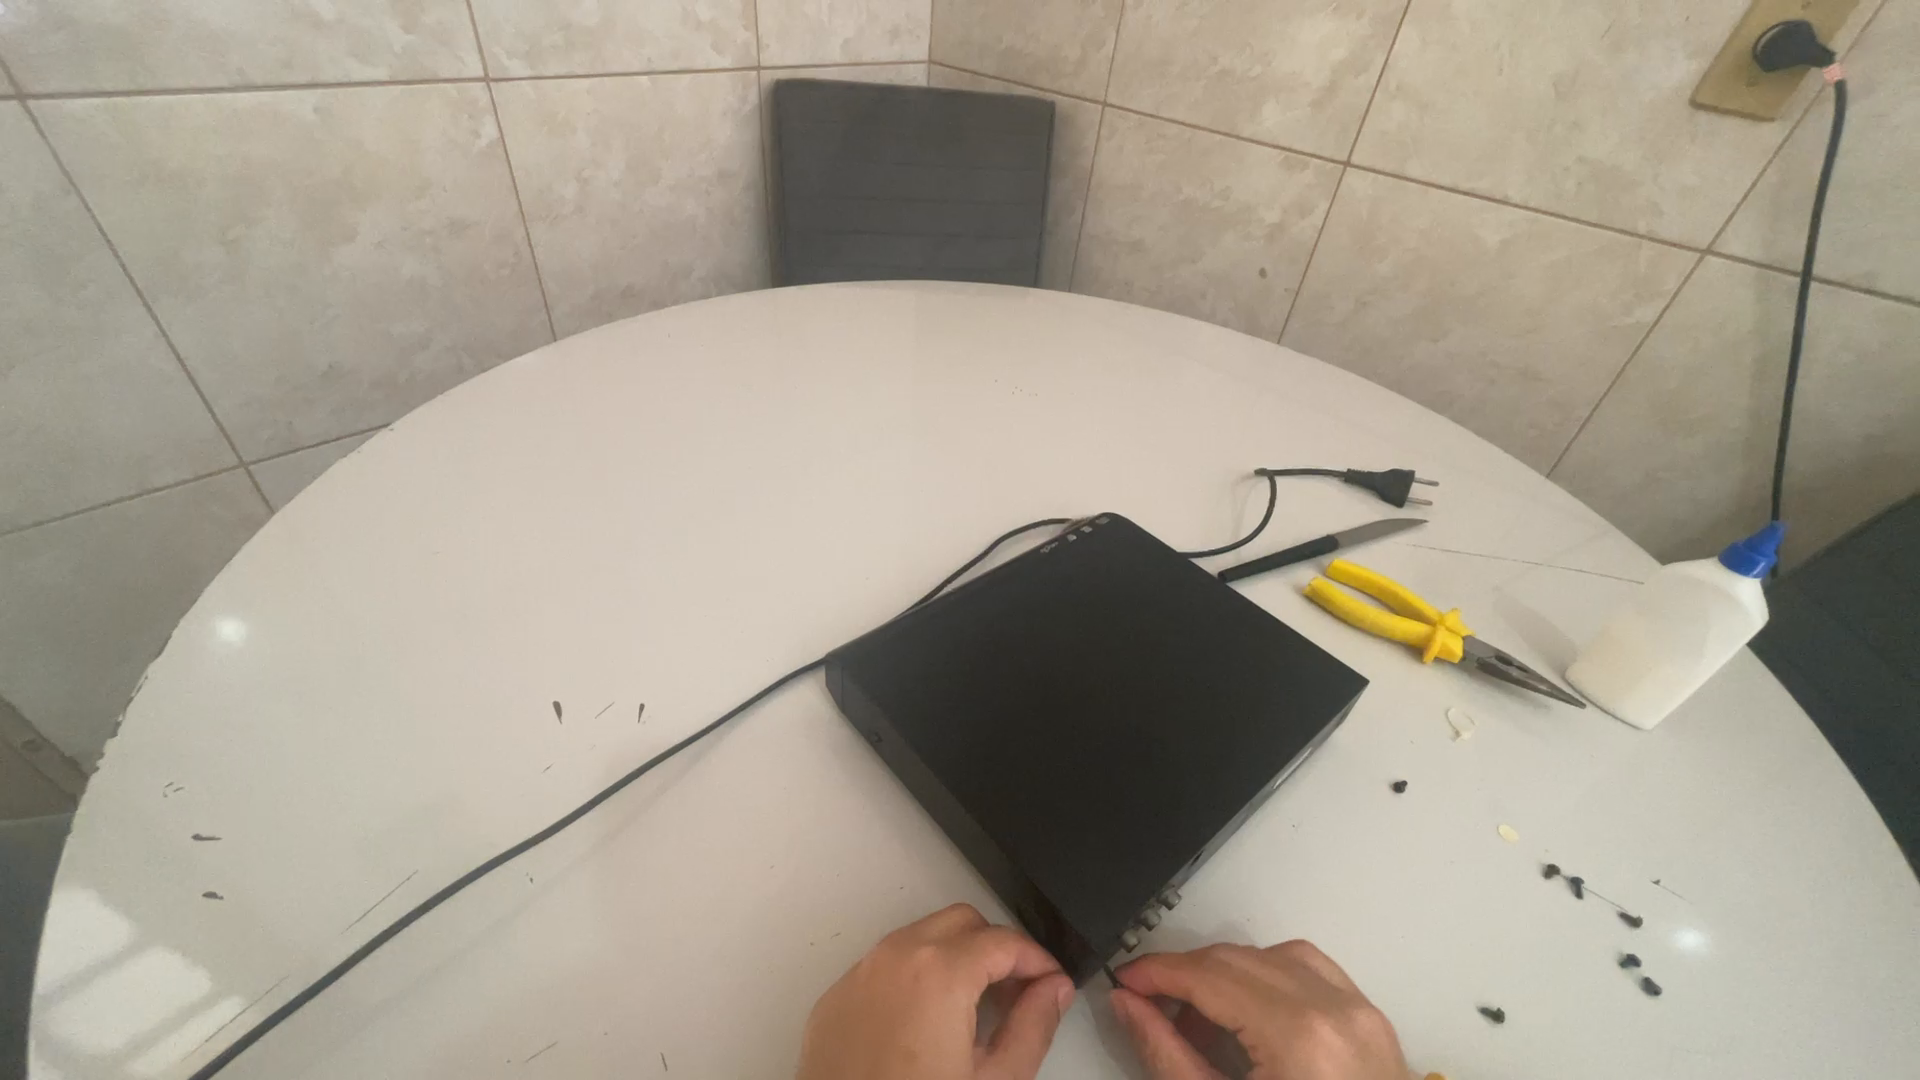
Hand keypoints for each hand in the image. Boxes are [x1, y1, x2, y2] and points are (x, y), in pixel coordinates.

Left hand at [796, 903, 1075, 1079]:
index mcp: (940, 971)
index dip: (1037, 959)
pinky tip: (926, 1023)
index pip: (1004, 940)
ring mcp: (861, 972)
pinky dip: (914, 975)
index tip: (1054, 984)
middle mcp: (897, 955)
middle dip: (996, 948)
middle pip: (962, 922)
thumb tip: (1054, 988)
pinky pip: (885, 964)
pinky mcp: (836, 996)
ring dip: (955, 956)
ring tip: (975, 1010)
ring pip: (921, 935)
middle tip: (1017, 993)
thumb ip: (1033, 1026)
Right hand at [1110, 941, 1406, 1079]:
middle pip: (1234, 960)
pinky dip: (1268, 978)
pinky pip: (1307, 969)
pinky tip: (1251, 1011)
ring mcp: (1360, 1010)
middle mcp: (1333, 1008)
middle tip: (1150, 1004)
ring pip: (1268, 956)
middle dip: (1185, 976)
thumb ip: (1166, 1054)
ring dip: (1224, 976)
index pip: (1208, 976)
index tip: (1124, 981)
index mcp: (1298, 1036)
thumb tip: (1126, 1002)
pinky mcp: (1372, 1019)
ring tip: (1201, 1020)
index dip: (1157, 973)